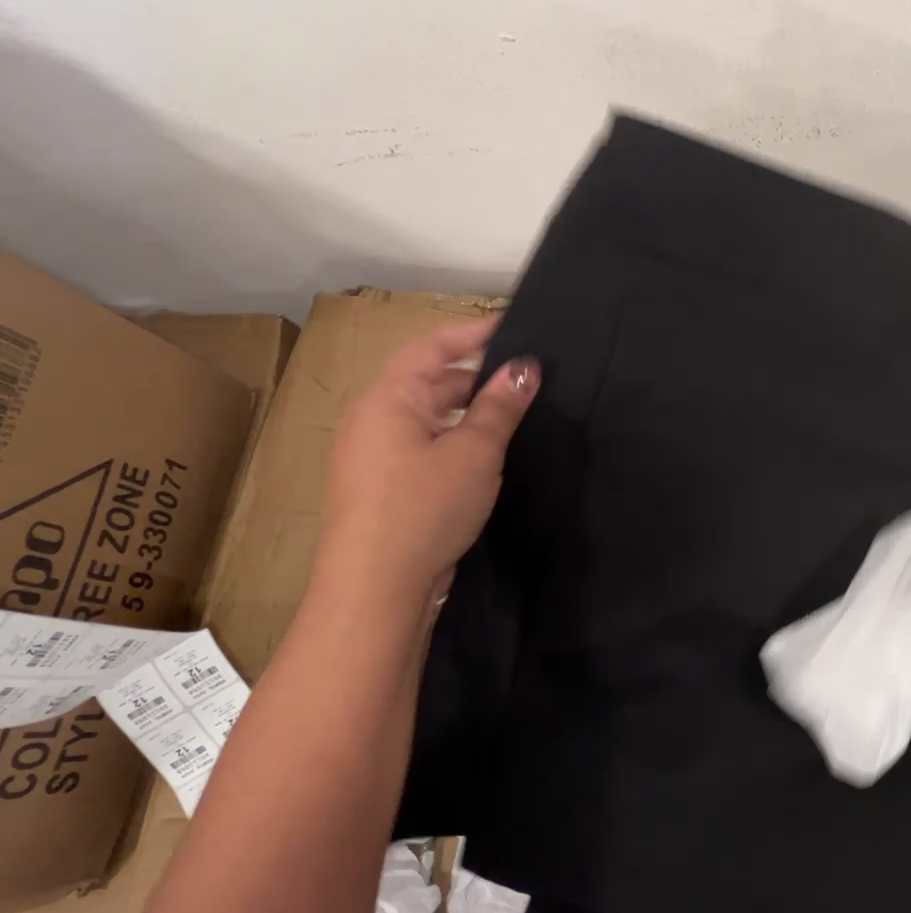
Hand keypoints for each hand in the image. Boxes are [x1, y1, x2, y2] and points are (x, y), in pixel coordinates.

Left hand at [317, 318, 539, 607]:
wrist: (377, 586)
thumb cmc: (425, 507)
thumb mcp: (475, 451)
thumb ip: (500, 406)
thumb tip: (526, 367)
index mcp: (389, 400)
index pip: (433, 347)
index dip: (474, 332)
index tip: (517, 326)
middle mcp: (375, 419)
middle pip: (431, 380)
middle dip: (479, 374)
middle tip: (532, 376)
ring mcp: (377, 454)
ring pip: (431, 414)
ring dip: (472, 408)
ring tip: (520, 412)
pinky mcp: (387, 485)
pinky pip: (428, 443)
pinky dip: (460, 436)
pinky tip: (492, 453)